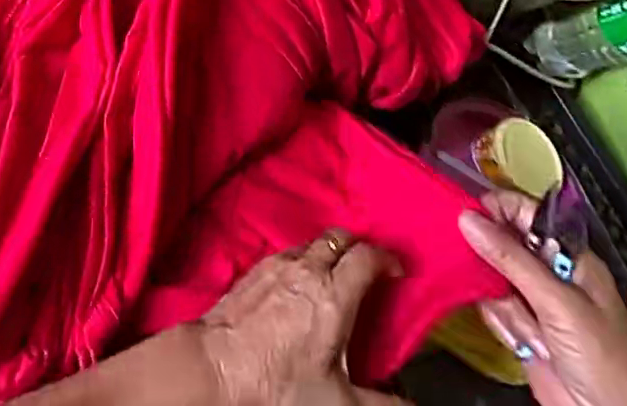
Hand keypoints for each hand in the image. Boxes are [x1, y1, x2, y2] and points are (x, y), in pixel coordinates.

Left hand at [193, 229, 409, 405]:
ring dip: (328, 253)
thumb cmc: (277, 386)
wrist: (216, 368)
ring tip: (336, 279)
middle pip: (338, 238)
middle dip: (357, 247)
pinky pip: (286, 254)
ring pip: (310, 244)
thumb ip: (384, 405)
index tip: (397, 271)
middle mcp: (305, 269)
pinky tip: (300, 288)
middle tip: (368, 269)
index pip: (366, 258)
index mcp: (332, 295)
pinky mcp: (253, 270)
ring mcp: (276, 265)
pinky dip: (302, 262)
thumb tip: (410, 404)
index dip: (386, 259)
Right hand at [458, 194, 626, 405]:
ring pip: (490, 274)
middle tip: (487, 271)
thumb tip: (467, 218)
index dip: (497, 209)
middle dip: (490, 258)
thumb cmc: (604, 360)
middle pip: (500, 241)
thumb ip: (512, 259)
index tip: (467, 214)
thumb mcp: (559, 304)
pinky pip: (489, 304)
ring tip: (529, 328)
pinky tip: (524, 342)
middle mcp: (548, 271)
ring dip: (502, 302)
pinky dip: (500, 322)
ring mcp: (532, 299)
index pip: (525, 213)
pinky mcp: (519, 324)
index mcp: (569, 255)